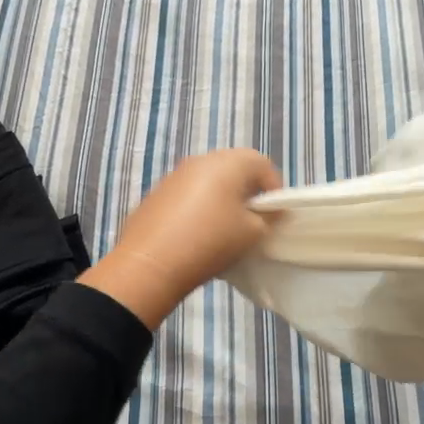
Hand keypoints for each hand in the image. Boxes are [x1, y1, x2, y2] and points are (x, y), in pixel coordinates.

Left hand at [78, 149, 281, 327]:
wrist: (149, 263)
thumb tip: (272, 211)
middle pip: (235, 168)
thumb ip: (269, 218)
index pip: (263, 165)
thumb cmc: (210, 241)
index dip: (275, 189)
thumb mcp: (252, 233)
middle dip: (248, 192)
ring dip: (222, 198)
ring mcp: (176, 174)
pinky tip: (196, 234)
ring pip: (210, 180)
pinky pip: (188, 192)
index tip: (274, 216)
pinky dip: (199, 206)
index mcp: (229, 162)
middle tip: (251, 221)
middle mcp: (203, 159)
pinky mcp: (158, 192)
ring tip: (223, 229)